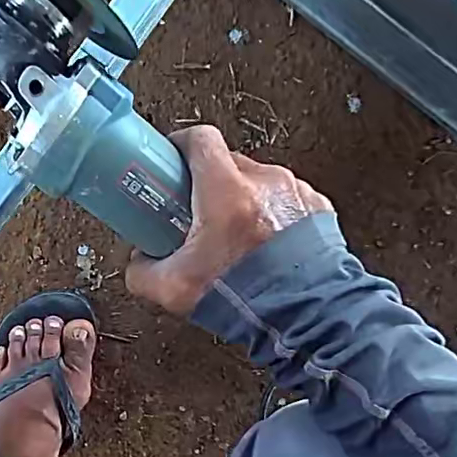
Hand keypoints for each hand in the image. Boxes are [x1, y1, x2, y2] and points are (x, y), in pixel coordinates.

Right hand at [125, 125, 332, 315]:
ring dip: (243, 201)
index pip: (199, 139)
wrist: (308, 316)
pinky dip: (273, 215)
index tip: (172, 162)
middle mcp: (264, 182)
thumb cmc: (251, 298)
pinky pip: (286, 199)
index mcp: (226, 191)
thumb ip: (144, 273)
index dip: (180, 145)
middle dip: (208, 184)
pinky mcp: (317, 207)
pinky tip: (265, 245)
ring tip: (235, 236)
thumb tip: (139, 263)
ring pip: (258, 182)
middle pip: (227, 162)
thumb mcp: (176, 289)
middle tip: (197, 213)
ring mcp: (294, 192)